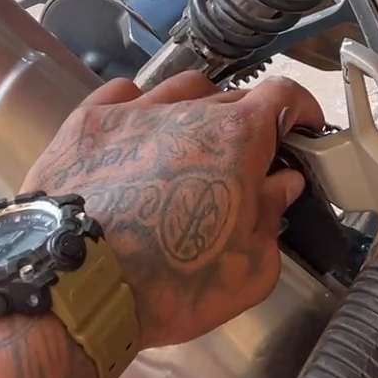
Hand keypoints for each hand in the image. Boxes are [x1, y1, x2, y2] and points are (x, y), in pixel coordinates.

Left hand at [23, 71, 321, 347]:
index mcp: (237, 136)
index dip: (300, 109)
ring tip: (191, 142)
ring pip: (180, 87)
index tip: (303, 128)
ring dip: (197, 109)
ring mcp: (133, 109)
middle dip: (249, 124)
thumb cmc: (172, 285)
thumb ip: (273, 215)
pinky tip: (139, 132)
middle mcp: (188, 108)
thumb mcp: (250, 268)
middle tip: (244, 162)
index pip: (284, 94)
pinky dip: (141, 107)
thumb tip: (281, 182)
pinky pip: (124, 93)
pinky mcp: (86, 121)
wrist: (73, 290)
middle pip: (232, 96)